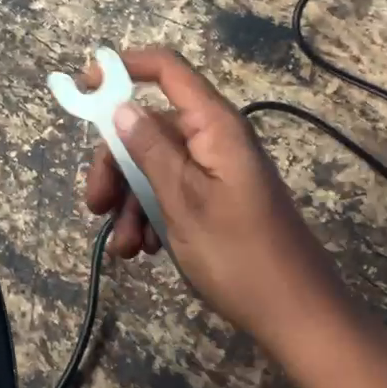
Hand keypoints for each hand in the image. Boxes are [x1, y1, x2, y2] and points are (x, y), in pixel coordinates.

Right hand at [81, 46, 348, 344]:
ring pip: (154, 163)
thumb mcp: (183, 201)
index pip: (166, 68)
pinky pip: (172, 188)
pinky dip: (150, 213)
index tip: (84, 84)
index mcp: (214, 125)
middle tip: (95, 203)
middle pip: (149, 126)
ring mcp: (217, 169)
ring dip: (129, 199)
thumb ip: (149, 149)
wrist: (302, 321)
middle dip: (115, 163)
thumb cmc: (240, 255)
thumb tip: (119, 106)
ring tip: (123, 244)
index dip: (123, 66)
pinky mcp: (218, 197)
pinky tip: (144, 248)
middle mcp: (215, 138)